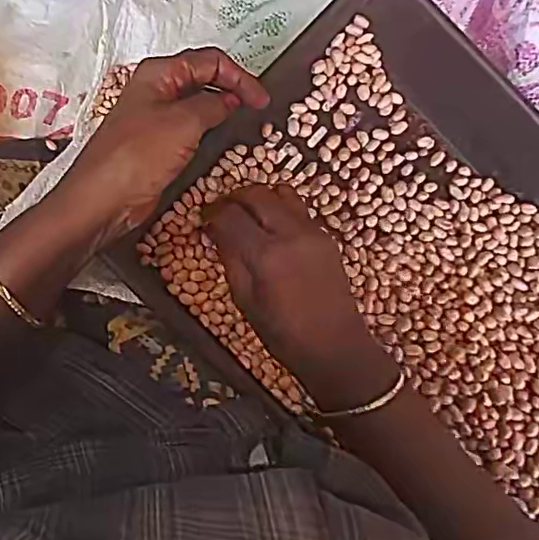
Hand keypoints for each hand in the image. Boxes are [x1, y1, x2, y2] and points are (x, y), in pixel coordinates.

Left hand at [52, 48, 269, 246]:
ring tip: (245, 123)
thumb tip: (231, 101)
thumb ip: (213, 105)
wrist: (105, 198)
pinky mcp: (158, 144)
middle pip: (204, 79)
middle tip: (257, 108)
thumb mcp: (184, 122)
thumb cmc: (136, 156)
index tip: (261, 99)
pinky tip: (221, 141)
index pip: (210, 61)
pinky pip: (190, 130)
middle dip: (233, 89)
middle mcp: (157, 91)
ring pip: (198, 105)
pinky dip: (209, 131)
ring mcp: (156, 118)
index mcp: (159, 74)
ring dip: (222, 111)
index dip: (240, 76)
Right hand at [203, 184, 399, 411]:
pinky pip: (298, 209)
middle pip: (256, 193)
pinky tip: (270, 230)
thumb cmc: (283, 333)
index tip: (203, 219)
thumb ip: (230, 259)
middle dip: (233, 198)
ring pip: (281, 193)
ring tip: (247, 215)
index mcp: (266, 256)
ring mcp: (313, 232)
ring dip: (259, 198)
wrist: (335, 346)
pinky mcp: (326, 237)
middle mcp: (292, 235)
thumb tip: (216, 231)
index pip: (230, 215)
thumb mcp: (245, 300)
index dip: (211, 213)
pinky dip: (279, 209)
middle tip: (220, 211)